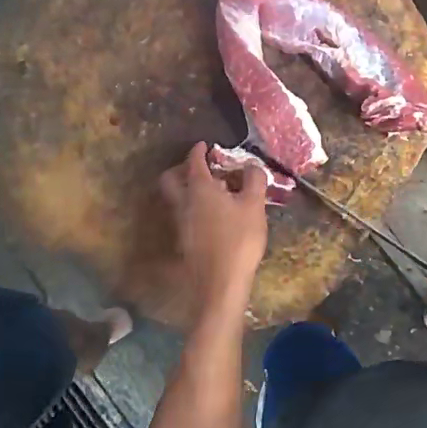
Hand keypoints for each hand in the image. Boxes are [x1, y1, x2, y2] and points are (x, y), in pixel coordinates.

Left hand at [159, 141, 267, 316]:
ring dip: (189, 188)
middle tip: (202, 167)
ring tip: (216, 190)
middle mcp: (183, 203)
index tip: (204, 145)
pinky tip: (216, 214)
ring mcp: (181, 223)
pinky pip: (185, 213)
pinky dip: (195, 205)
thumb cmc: (239, 239)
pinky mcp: (185, 239)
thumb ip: (254, 181)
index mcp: (199, 189)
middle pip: (171, 179)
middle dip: (182, 168)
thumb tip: (252, 166)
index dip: (198, 151)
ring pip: (177, 198)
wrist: (220, 282)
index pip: (193, 163)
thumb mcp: (254, 206)